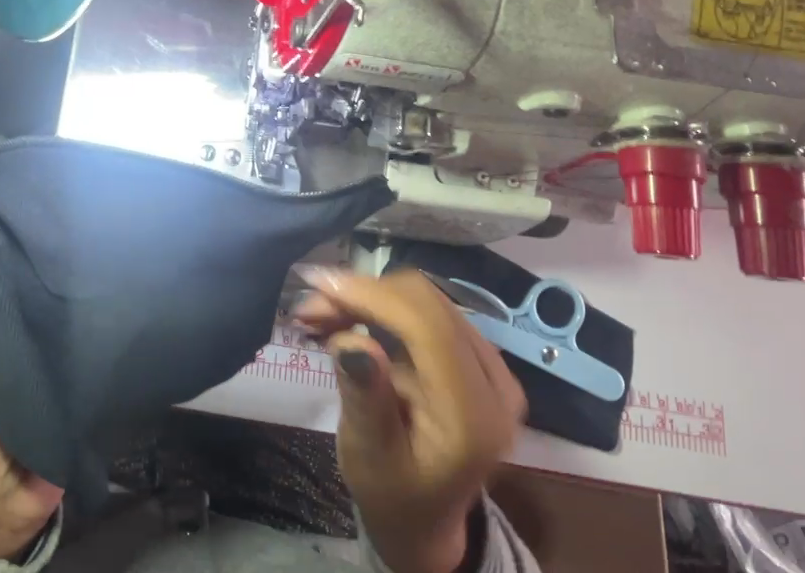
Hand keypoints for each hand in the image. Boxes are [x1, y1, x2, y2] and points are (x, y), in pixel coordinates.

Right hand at [293, 267, 526, 572]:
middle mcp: (496, 382)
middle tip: (309, 307)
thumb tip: (353, 341)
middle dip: (364, 292)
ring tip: (320, 314)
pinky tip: (348, 319)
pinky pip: (428, 311)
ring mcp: (492, 366)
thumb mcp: (369, 456)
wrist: (425, 518)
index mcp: (474, 415)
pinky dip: (382, 306)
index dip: (371, 296)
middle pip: (427, 303)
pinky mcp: (477, 357)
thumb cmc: (391, 493)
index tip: (316, 285)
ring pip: (425, 299)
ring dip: (368, 296)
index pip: (428, 327)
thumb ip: (366, 398)